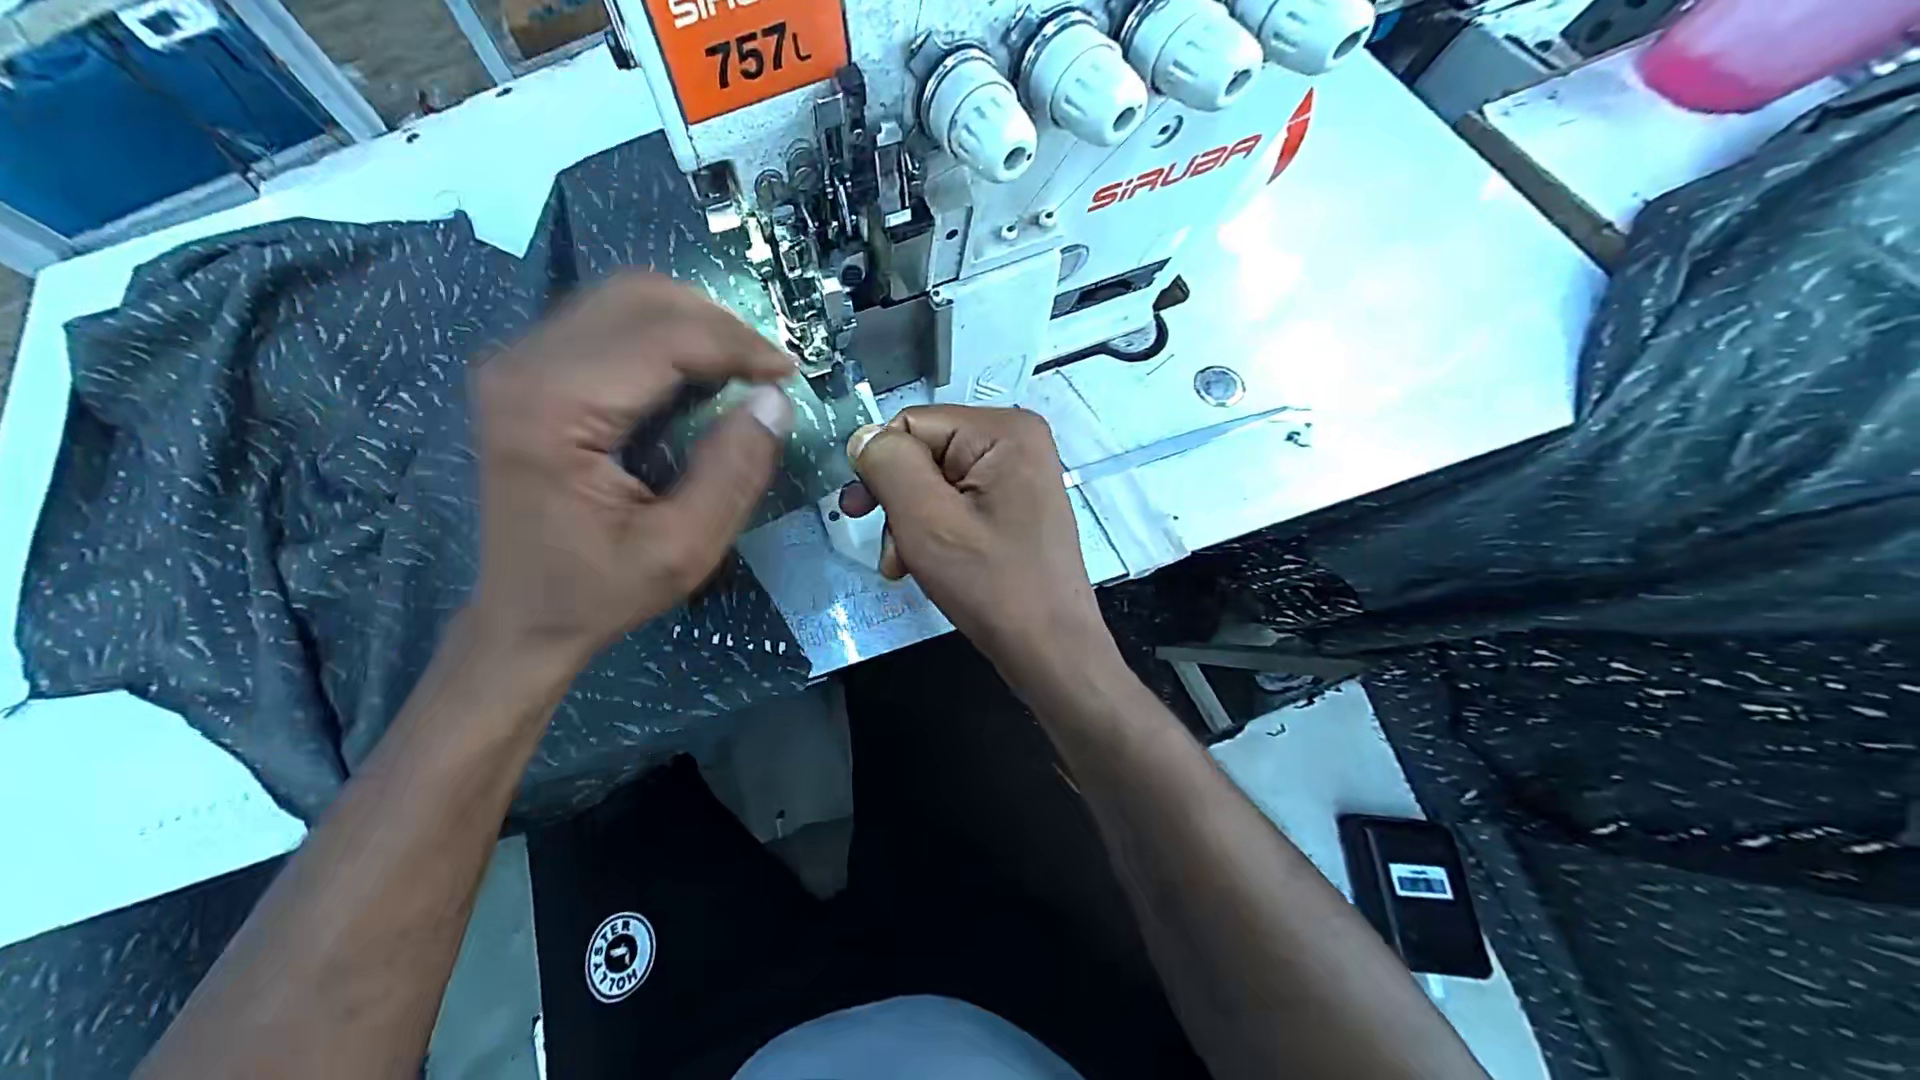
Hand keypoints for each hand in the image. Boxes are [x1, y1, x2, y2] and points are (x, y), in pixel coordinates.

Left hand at [467, 273, 795, 669]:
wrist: (522, 617)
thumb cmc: (599, 591)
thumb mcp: (685, 548)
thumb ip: (734, 472)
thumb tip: (775, 400)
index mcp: (556, 408)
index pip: (664, 337)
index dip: (737, 344)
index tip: (789, 372)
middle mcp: (524, 366)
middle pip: (639, 297)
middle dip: (719, 324)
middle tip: (767, 368)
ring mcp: (518, 363)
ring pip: (623, 299)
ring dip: (694, 323)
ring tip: (742, 368)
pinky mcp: (526, 372)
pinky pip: (606, 322)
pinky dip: (664, 335)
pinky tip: (697, 372)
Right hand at [843, 405, 1118, 691]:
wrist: (1049, 650)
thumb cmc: (992, 585)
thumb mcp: (927, 519)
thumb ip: (888, 465)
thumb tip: (864, 437)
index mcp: (1004, 430)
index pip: (911, 424)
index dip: (881, 468)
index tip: (863, 513)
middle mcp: (1017, 442)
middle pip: (924, 454)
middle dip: (897, 502)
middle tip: (888, 548)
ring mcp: (1020, 476)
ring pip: (935, 484)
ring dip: (911, 524)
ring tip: (906, 565)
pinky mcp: (1016, 507)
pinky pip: (959, 505)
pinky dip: (935, 533)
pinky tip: (927, 566)